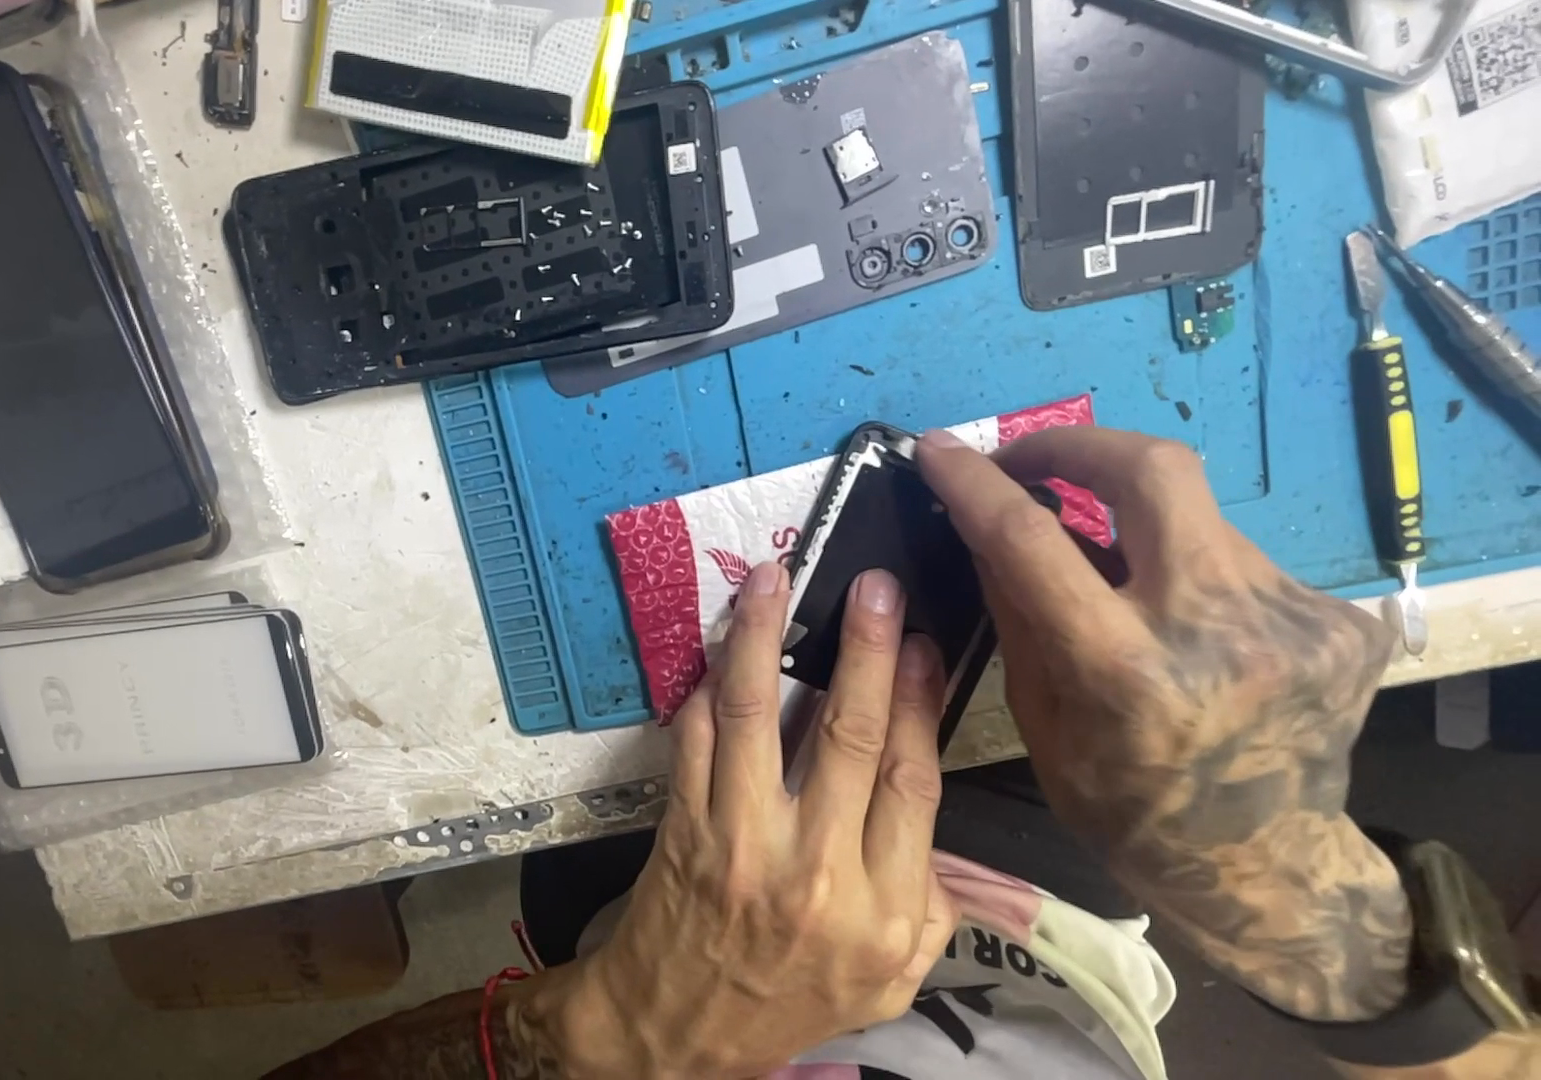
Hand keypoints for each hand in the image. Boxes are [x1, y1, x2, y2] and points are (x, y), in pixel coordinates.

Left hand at [514, 563, 957, 1078]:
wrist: (681, 1030)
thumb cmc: (790, 999)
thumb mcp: (889, 980)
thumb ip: (930, 904)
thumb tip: (931, 808)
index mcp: (883, 907)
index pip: (911, 779)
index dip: (919, 701)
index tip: (924, 644)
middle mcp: (815, 868)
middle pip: (849, 734)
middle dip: (866, 649)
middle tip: (874, 586)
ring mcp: (740, 840)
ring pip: (755, 715)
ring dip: (762, 638)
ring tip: (772, 580)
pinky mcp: (684, 824)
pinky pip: (694, 738)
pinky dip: (705, 686)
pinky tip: (719, 645)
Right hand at [915, 426, 1411, 1022]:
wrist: (1257, 862)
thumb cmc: (1116, 796)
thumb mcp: (1036, 707)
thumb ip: (1016, 605)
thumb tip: (985, 521)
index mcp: (1122, 667)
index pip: (1030, 538)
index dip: (973, 481)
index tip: (938, 449)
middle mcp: (1217, 627)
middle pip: (1153, 469)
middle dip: (1077, 443)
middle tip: (1031, 459)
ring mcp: (1294, 617)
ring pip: (1195, 510)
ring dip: (1129, 515)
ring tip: (1106, 558)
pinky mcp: (1340, 617)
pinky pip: (1233, 554)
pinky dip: (1183, 564)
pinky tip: (1176, 612)